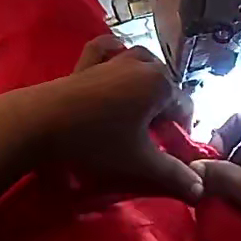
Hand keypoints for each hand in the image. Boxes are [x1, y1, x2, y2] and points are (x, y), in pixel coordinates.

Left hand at [0, 35, 202, 201]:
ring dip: (145, 82)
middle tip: (150, 137)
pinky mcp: (88, 60)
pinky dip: (114, 53)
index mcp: (160, 84)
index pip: (185, 109)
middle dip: (164, 109)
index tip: (168, 153)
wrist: (41, 123)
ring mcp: (114, 58)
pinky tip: (114, 62)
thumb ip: (173, 176)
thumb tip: (200, 190)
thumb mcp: (140, 162)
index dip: (180, 133)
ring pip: (142, 63)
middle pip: (166, 86)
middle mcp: (142, 63)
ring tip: (136, 110)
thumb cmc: (97, 141)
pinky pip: (108, 50)